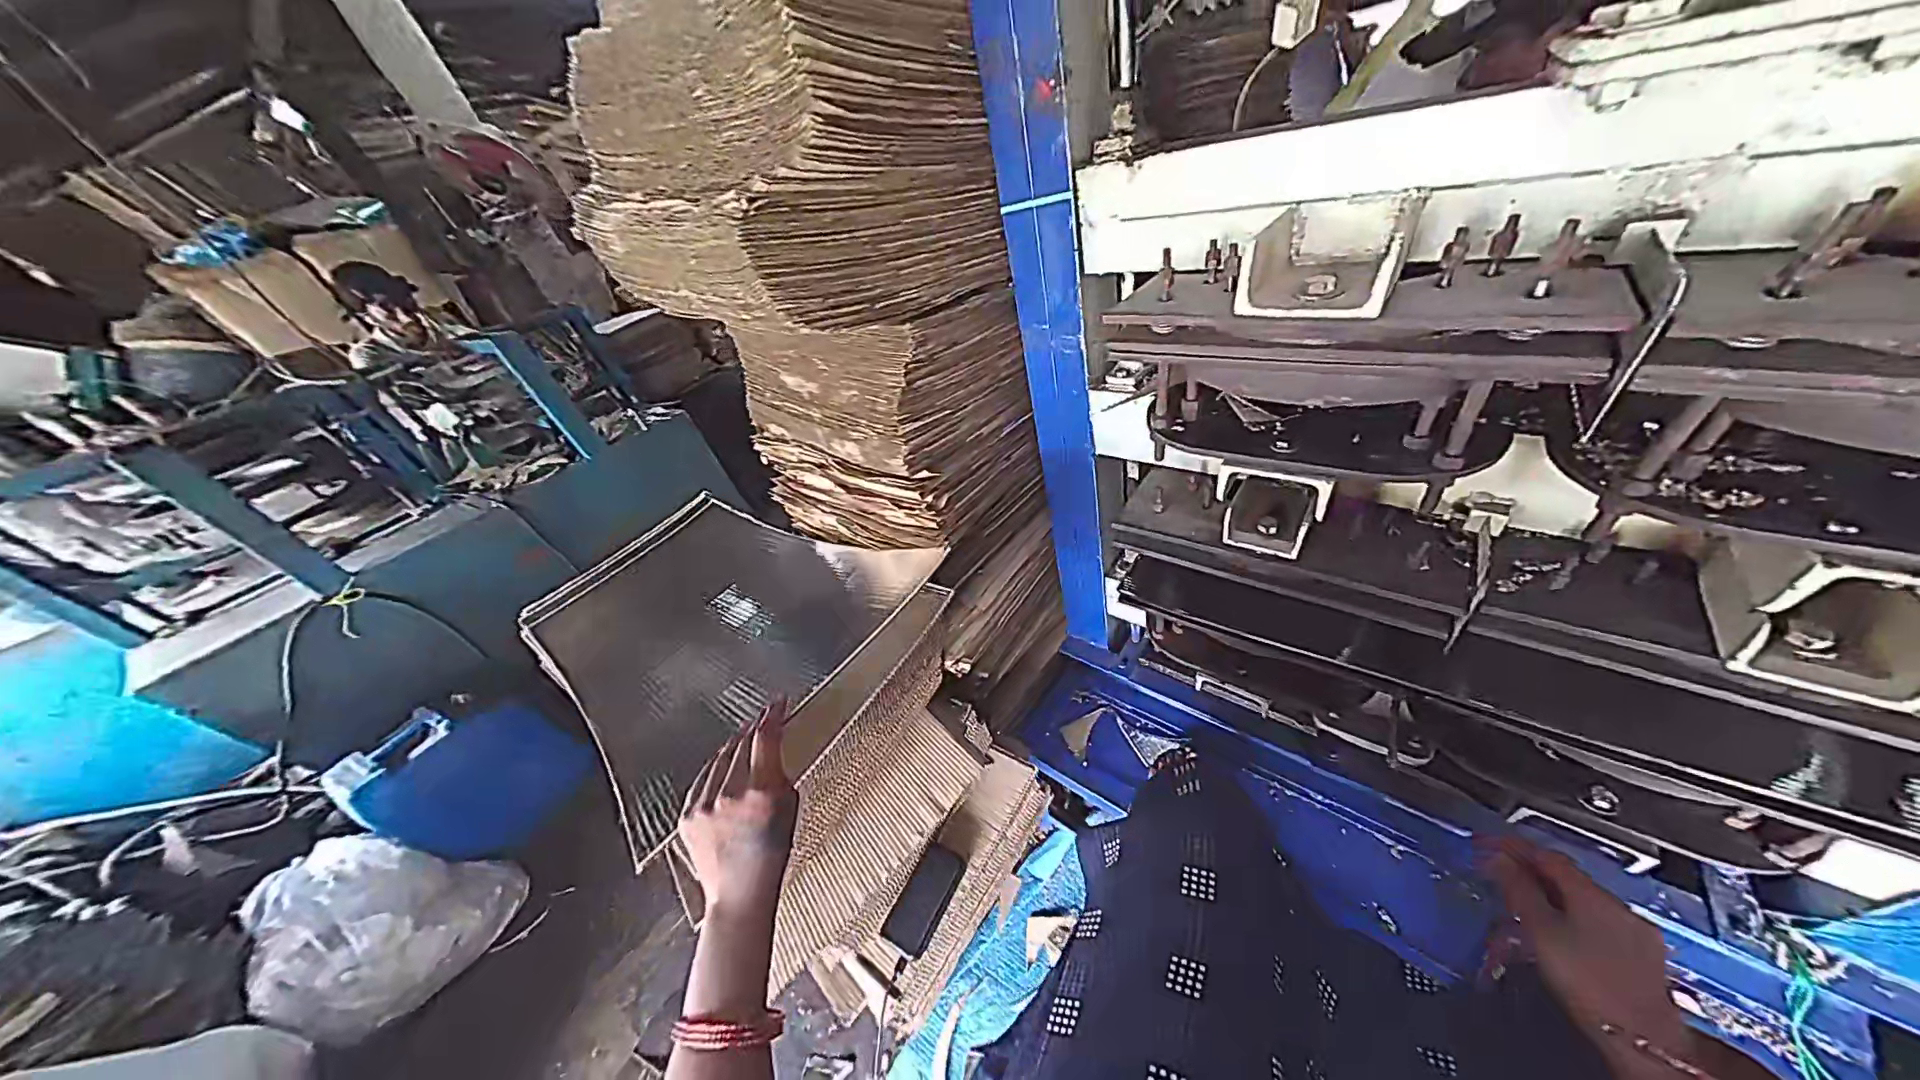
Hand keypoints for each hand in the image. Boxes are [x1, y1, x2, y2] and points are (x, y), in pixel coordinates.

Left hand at [680, 699, 798, 919]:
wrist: (739, 895)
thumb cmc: (771, 857)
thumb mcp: (790, 810)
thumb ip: (781, 776)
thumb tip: (772, 751)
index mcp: (761, 792)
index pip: (765, 738)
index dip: (773, 715)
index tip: (778, 703)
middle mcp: (730, 795)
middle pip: (742, 744)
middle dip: (755, 728)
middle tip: (764, 718)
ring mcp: (705, 806)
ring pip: (720, 759)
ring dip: (735, 746)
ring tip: (745, 739)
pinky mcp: (687, 816)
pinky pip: (702, 780)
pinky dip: (715, 770)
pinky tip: (723, 765)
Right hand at [1483, 836, 1686, 1072]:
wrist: (1642, 1039)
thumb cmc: (1584, 980)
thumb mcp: (1539, 930)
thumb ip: (1517, 889)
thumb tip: (1498, 859)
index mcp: (1592, 895)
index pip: (1547, 856)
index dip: (1514, 846)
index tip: (1488, 844)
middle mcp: (1619, 906)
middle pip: (1567, 876)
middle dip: (1531, 872)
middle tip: (1500, 873)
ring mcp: (1636, 931)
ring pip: (1583, 899)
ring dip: (1551, 894)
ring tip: (1523, 902)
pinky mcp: (1644, 954)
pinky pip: (1598, 920)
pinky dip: (1572, 915)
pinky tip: (1559, 930)